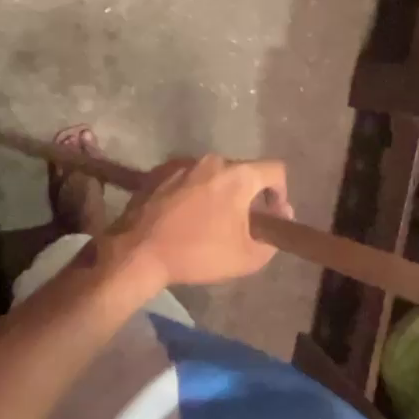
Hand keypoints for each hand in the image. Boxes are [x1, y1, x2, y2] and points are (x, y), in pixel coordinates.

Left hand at [109, 155, 289, 285]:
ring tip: (207, 221)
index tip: (271, 215)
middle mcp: (212, 160)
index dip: (281, 192)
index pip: (275, 170)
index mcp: (238, 176)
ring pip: (213, 174)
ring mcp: (182, 163)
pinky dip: (193, 193)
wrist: (137, 252)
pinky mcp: (158, 171)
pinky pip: (187, 178)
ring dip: (218, 193)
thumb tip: (280, 216)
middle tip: (239, 223)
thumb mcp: (247, 258)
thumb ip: (272, 237)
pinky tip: (183, 217)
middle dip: (247, 195)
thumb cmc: (197, 254)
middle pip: (242, 172)